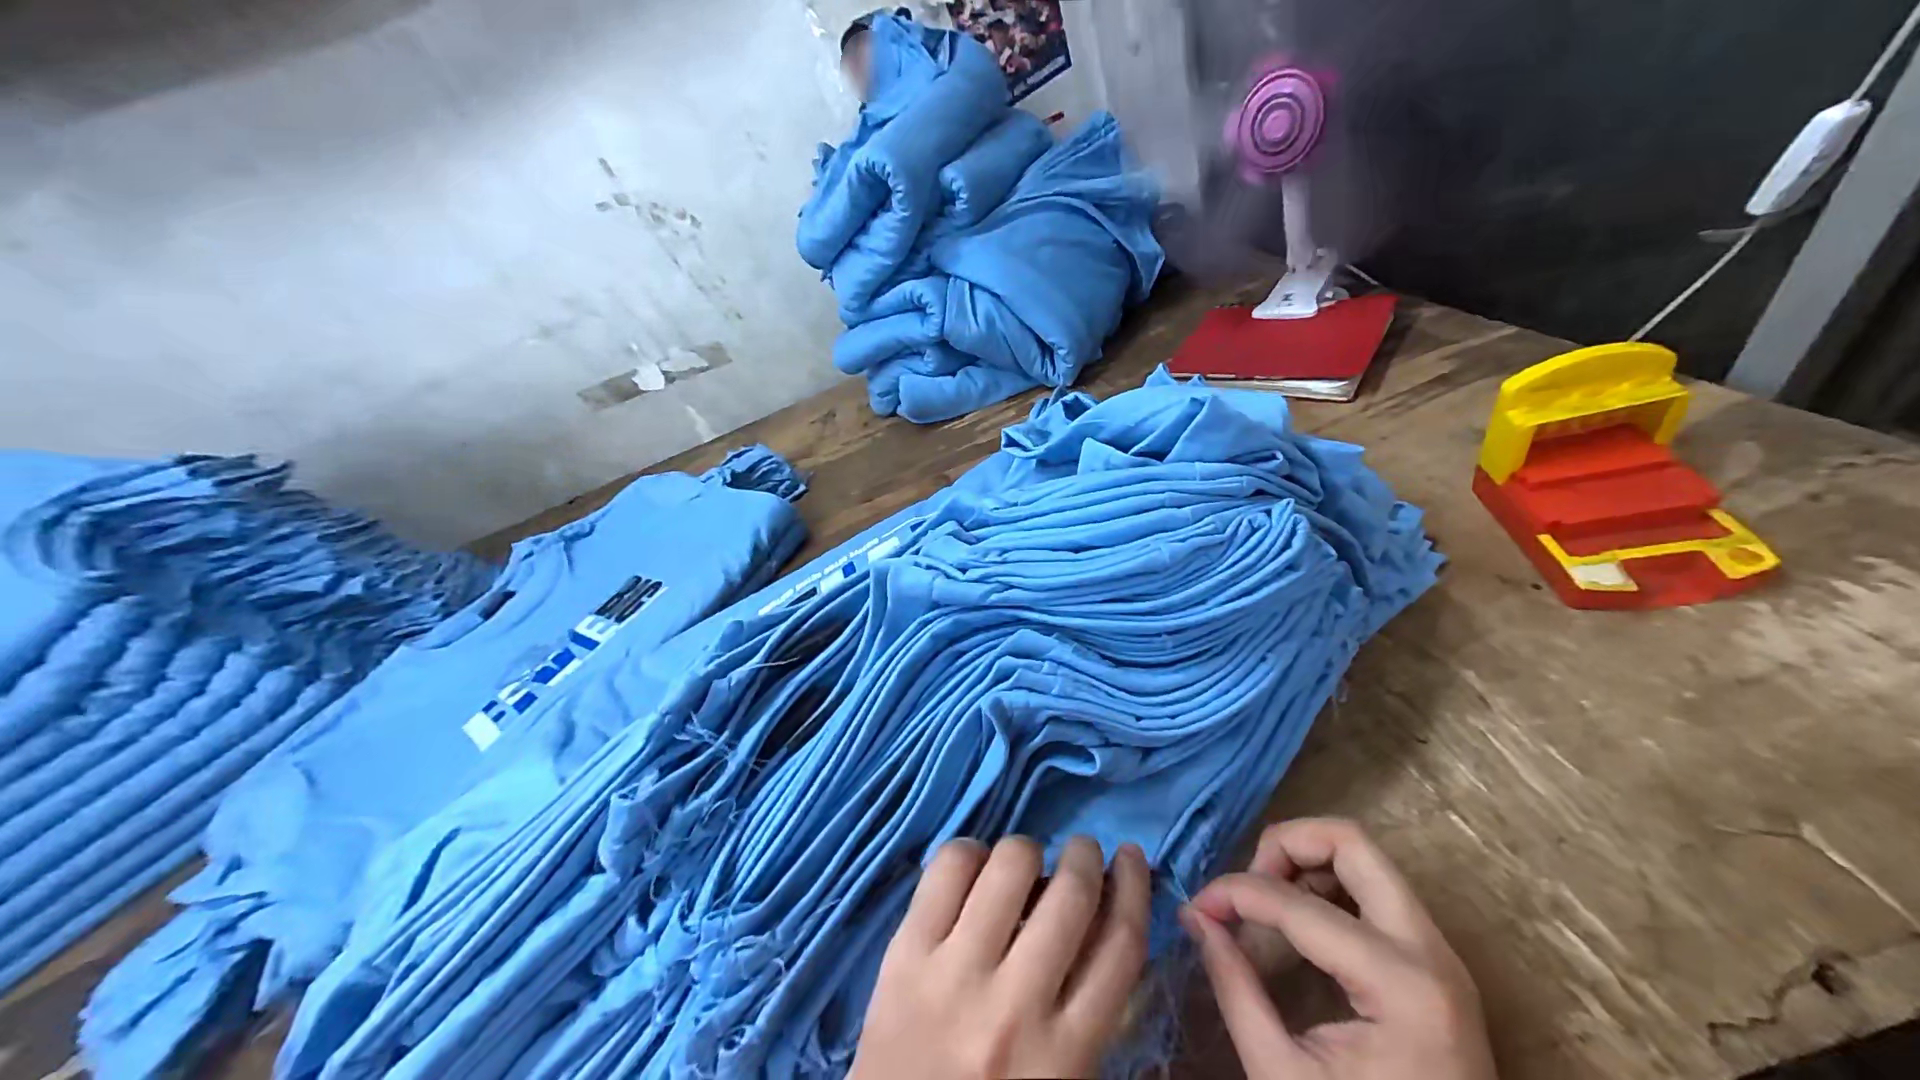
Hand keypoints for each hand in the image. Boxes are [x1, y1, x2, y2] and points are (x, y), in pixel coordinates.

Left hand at [851, 835, 1150, 1079]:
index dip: (1134, 888)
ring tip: (1025, 859)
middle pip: (1071, 896)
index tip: (1131, 858)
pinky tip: (974, 864)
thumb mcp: (1061, 1078)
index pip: (1120, 947)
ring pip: (1009, 869)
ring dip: (1027, 849)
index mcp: (1064, 1055)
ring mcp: (956, 973)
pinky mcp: (906, 951)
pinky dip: (968, 851)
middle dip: (1084, 856)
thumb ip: (1089, 1008)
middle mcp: (1015, 1006)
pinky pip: (947, 871)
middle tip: (1082, 850)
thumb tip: (1102, 916)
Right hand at [1179, 819, 1496, 1079]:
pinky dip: (1328, 883)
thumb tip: (1195, 917)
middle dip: (1284, 846)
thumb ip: (1235, 986)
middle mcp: (1430, 951)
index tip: (1198, 908)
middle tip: (1247, 886)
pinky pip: (1376, 887)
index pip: (1297, 904)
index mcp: (1400, 984)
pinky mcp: (1435, 960)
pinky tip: (1298, 922)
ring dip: (1306, 860)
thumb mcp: (1282, 1074)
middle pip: (1350, 842)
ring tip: (1268, 903)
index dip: (1234, 894)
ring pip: (1365, 857)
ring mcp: (1439, 952)